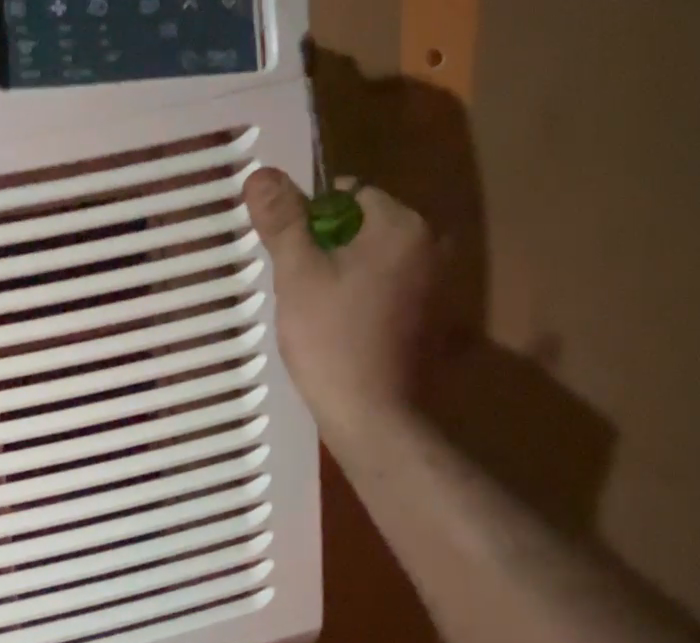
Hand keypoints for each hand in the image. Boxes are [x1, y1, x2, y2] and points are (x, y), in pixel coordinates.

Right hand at [242, 168, 438, 449]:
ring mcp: (437, 282)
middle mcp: (431, 243)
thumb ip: (283, 223)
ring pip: (376, 260)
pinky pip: (390, 290)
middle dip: (329, 248)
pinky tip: (342, 331)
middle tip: (297, 289)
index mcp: (401, 225)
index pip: (348, 194)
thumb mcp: (297, 277)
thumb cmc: (331, 341)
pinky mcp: (433, 317)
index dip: (310, 220)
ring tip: (316, 313)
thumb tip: (262, 173)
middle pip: (366, 226)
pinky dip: (365, 300)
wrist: (373, 413)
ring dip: (345, 275)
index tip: (288, 256)